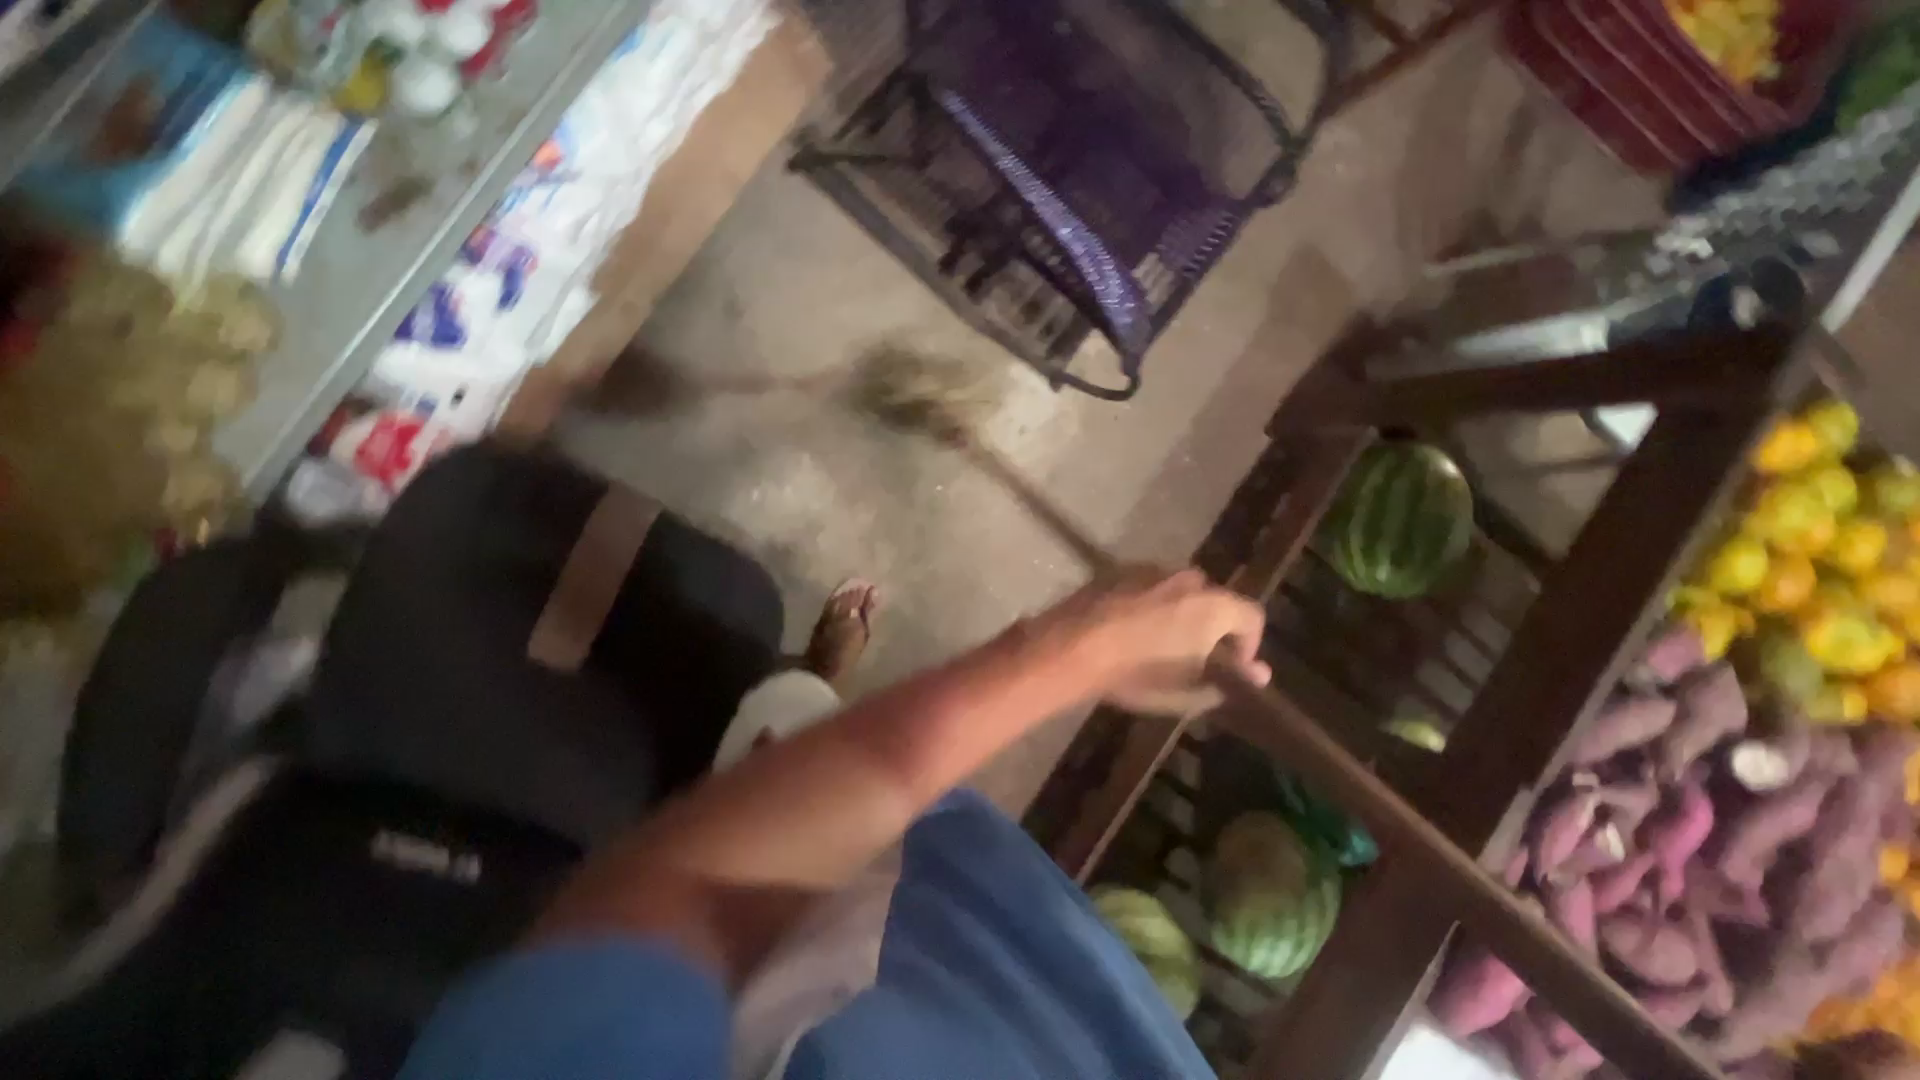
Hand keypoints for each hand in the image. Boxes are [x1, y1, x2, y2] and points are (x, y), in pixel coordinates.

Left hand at [1026, 566, 1270, 714]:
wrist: (1072, 647)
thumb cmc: (1138, 673)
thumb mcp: (1188, 691)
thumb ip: (1229, 680)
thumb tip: (1259, 673)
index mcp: (1214, 605)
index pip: (1252, 617)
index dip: (1249, 645)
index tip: (1232, 668)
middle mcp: (1188, 578)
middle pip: (1214, 601)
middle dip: (1210, 628)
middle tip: (1192, 657)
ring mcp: (1151, 569)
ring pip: (1177, 592)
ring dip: (1176, 613)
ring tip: (1155, 644)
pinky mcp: (1118, 569)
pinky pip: (1145, 587)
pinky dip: (1146, 605)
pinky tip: (1126, 630)